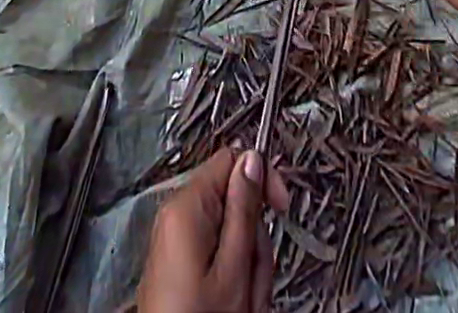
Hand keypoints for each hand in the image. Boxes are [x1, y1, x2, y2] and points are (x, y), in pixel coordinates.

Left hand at [137, 147, 290, 312]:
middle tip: (254, 275)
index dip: (261, 176)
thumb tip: (252, 159)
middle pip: (234, 200)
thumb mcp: (234, 268)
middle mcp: (176, 215)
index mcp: (186, 206)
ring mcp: (177, 239)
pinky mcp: (180, 262)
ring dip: (247, 265)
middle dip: (254, 238)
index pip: (230, 159)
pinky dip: (234, 277)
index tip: (281, 204)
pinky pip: (218, 253)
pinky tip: (235, 302)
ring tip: (244, 297)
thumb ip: (244, 208)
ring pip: (231, 232)